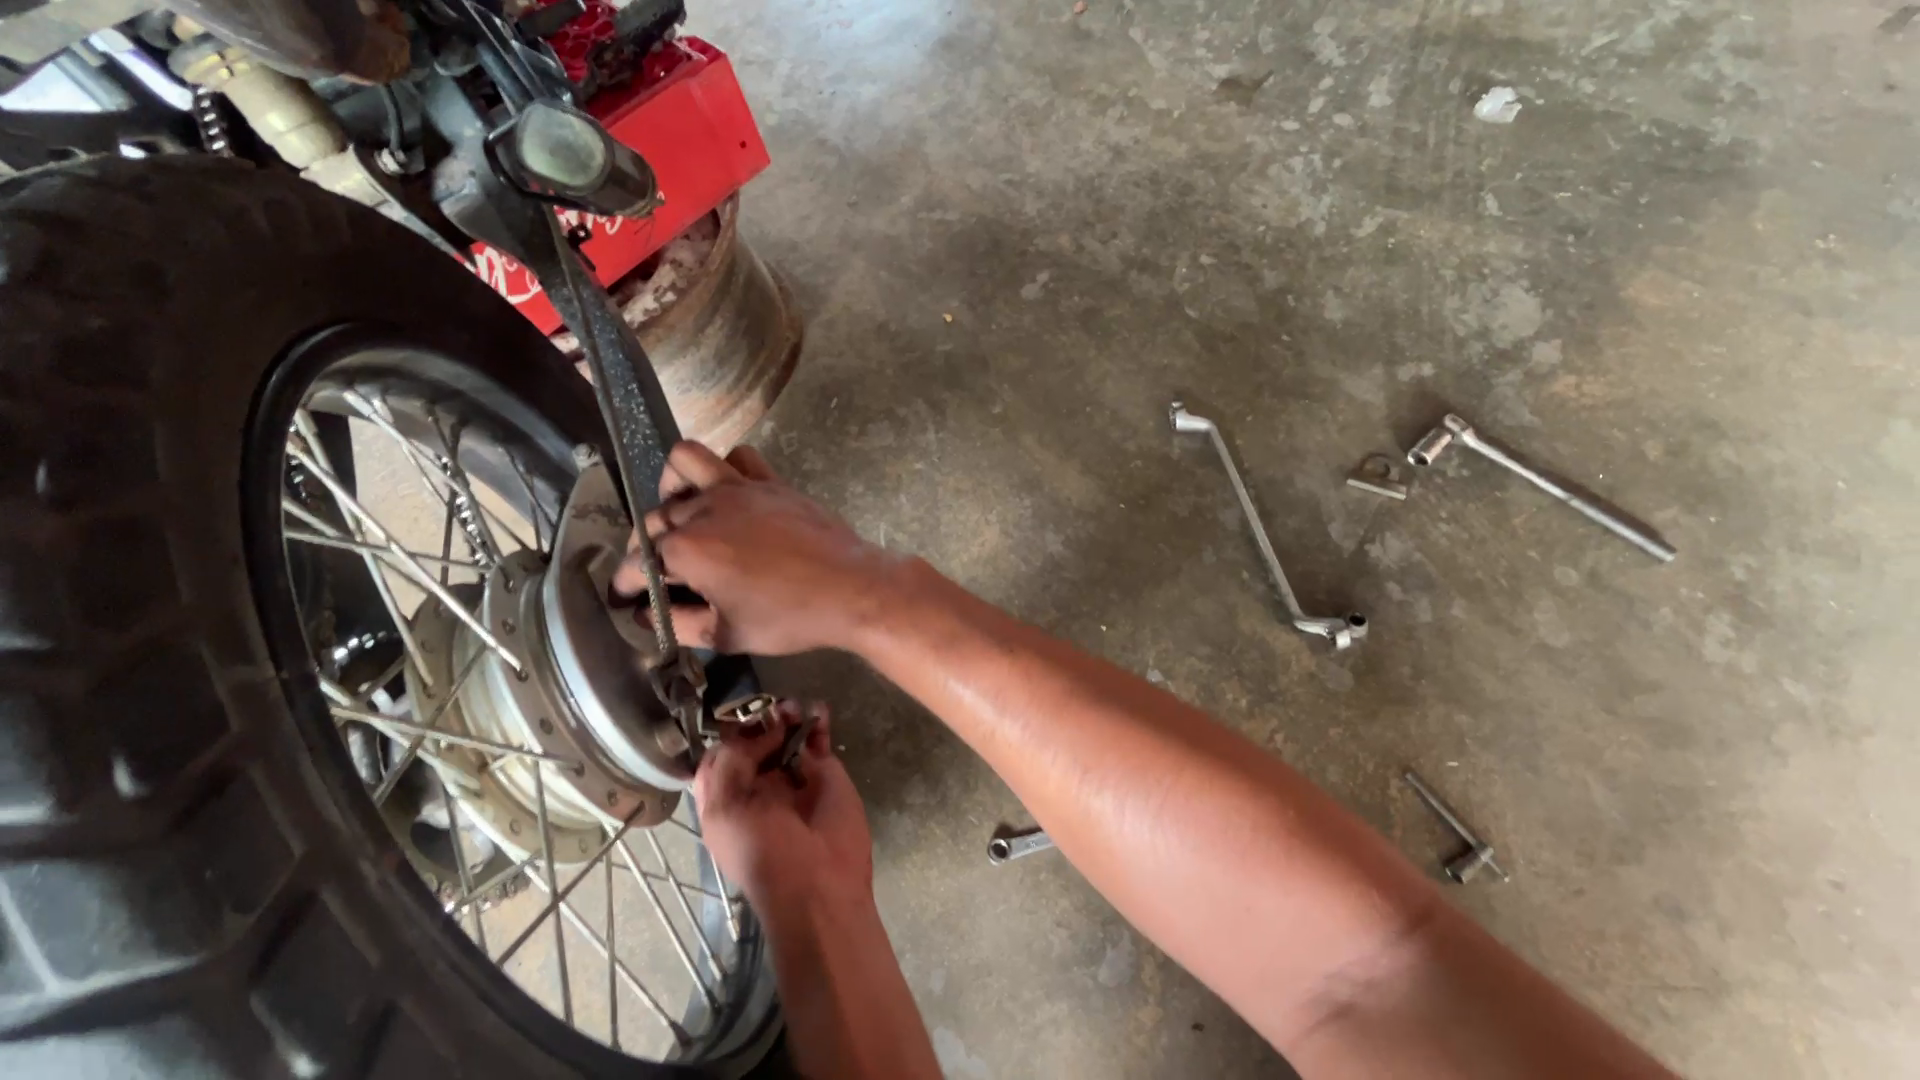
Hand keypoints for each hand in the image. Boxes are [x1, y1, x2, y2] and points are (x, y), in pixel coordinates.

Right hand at [612, 442, 904, 654]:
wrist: (850, 589)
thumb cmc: (788, 617)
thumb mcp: (726, 636)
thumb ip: (678, 625)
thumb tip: (648, 618)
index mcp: (687, 550)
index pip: (638, 563)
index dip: (625, 583)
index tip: (623, 596)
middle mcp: (705, 509)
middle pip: (657, 517)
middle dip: (645, 545)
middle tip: (656, 570)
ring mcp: (739, 488)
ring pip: (686, 463)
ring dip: (672, 484)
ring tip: (680, 509)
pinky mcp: (770, 481)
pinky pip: (738, 457)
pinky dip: (725, 467)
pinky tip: (728, 492)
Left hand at [693, 701, 871, 908]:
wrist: (817, 881)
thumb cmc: (762, 850)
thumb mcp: (725, 810)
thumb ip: (729, 763)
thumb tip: (761, 731)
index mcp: (725, 798)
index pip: (720, 755)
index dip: (726, 735)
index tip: (737, 716)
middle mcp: (756, 784)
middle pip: (753, 739)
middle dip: (758, 720)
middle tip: (768, 709)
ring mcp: (792, 776)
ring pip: (785, 734)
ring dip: (786, 715)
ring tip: (791, 709)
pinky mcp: (824, 772)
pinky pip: (818, 738)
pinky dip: (818, 721)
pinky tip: (817, 711)